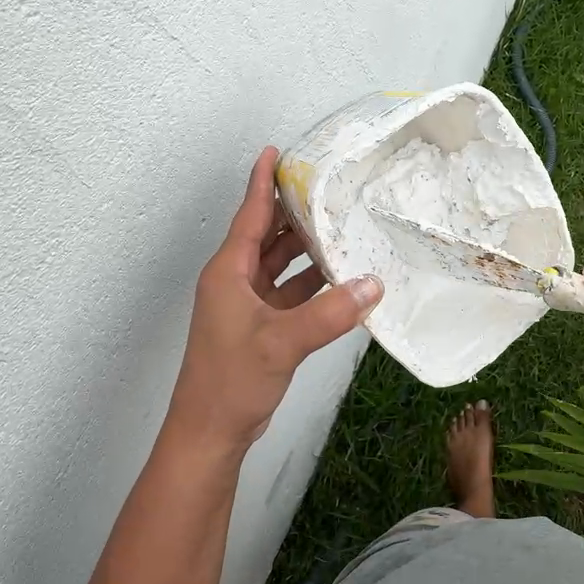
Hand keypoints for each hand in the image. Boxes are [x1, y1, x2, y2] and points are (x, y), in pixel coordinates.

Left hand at [165, 147, 382, 451]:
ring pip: (278, 263)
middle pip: (266, 234)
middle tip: (327, 186)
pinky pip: (287, 291)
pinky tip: (339, 277)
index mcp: (228, 272)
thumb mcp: (282, 342)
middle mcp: (235, 280)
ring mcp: (245, 305)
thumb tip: (374, 284)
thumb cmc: (232, 380)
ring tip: (340, 225)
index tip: (275, 150)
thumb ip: (330, 314)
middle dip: (292, 211)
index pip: (248, 214)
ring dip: (305, 248)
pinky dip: (310, 282)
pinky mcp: (258, 326)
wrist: (209, 433)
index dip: (261, 181)